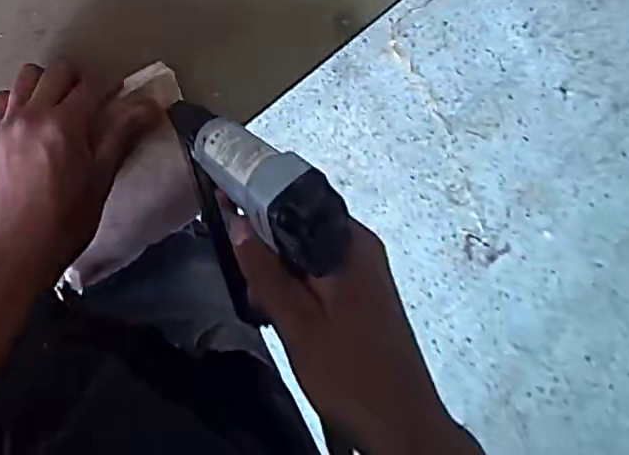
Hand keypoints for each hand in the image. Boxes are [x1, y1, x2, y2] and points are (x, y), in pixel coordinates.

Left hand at [0, 60, 158, 295]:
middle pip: (58, 70)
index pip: (91, 85)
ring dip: (47, 82)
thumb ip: (121, 135)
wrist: (15, 253)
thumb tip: (148, 107)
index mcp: (64, 124)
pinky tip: (30, 120)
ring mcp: (7, 124)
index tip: (117, 97)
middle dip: (78, 78)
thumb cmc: (64, 220)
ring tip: (58, 105)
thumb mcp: (100, 179)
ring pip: (27, 77)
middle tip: (89, 101)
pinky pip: (2, 100)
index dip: (109, 88)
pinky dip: (18, 100)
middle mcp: (33, 115)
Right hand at [232, 215, 482, 454]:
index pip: (295, 201)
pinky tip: (286, 314)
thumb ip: (266, 272)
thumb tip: (237, 225)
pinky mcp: (365, 291)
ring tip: (263, 303)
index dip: (257, 203)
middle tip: (246, 277)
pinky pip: (322, 270)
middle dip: (268, 246)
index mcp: (350, 241)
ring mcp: (366, 268)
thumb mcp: (297, 323)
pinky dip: (300, 284)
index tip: (227, 209)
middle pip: (301, 226)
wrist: (402, 427)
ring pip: (309, 251)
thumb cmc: (350, 373)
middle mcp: (361, 245)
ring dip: (282, 270)